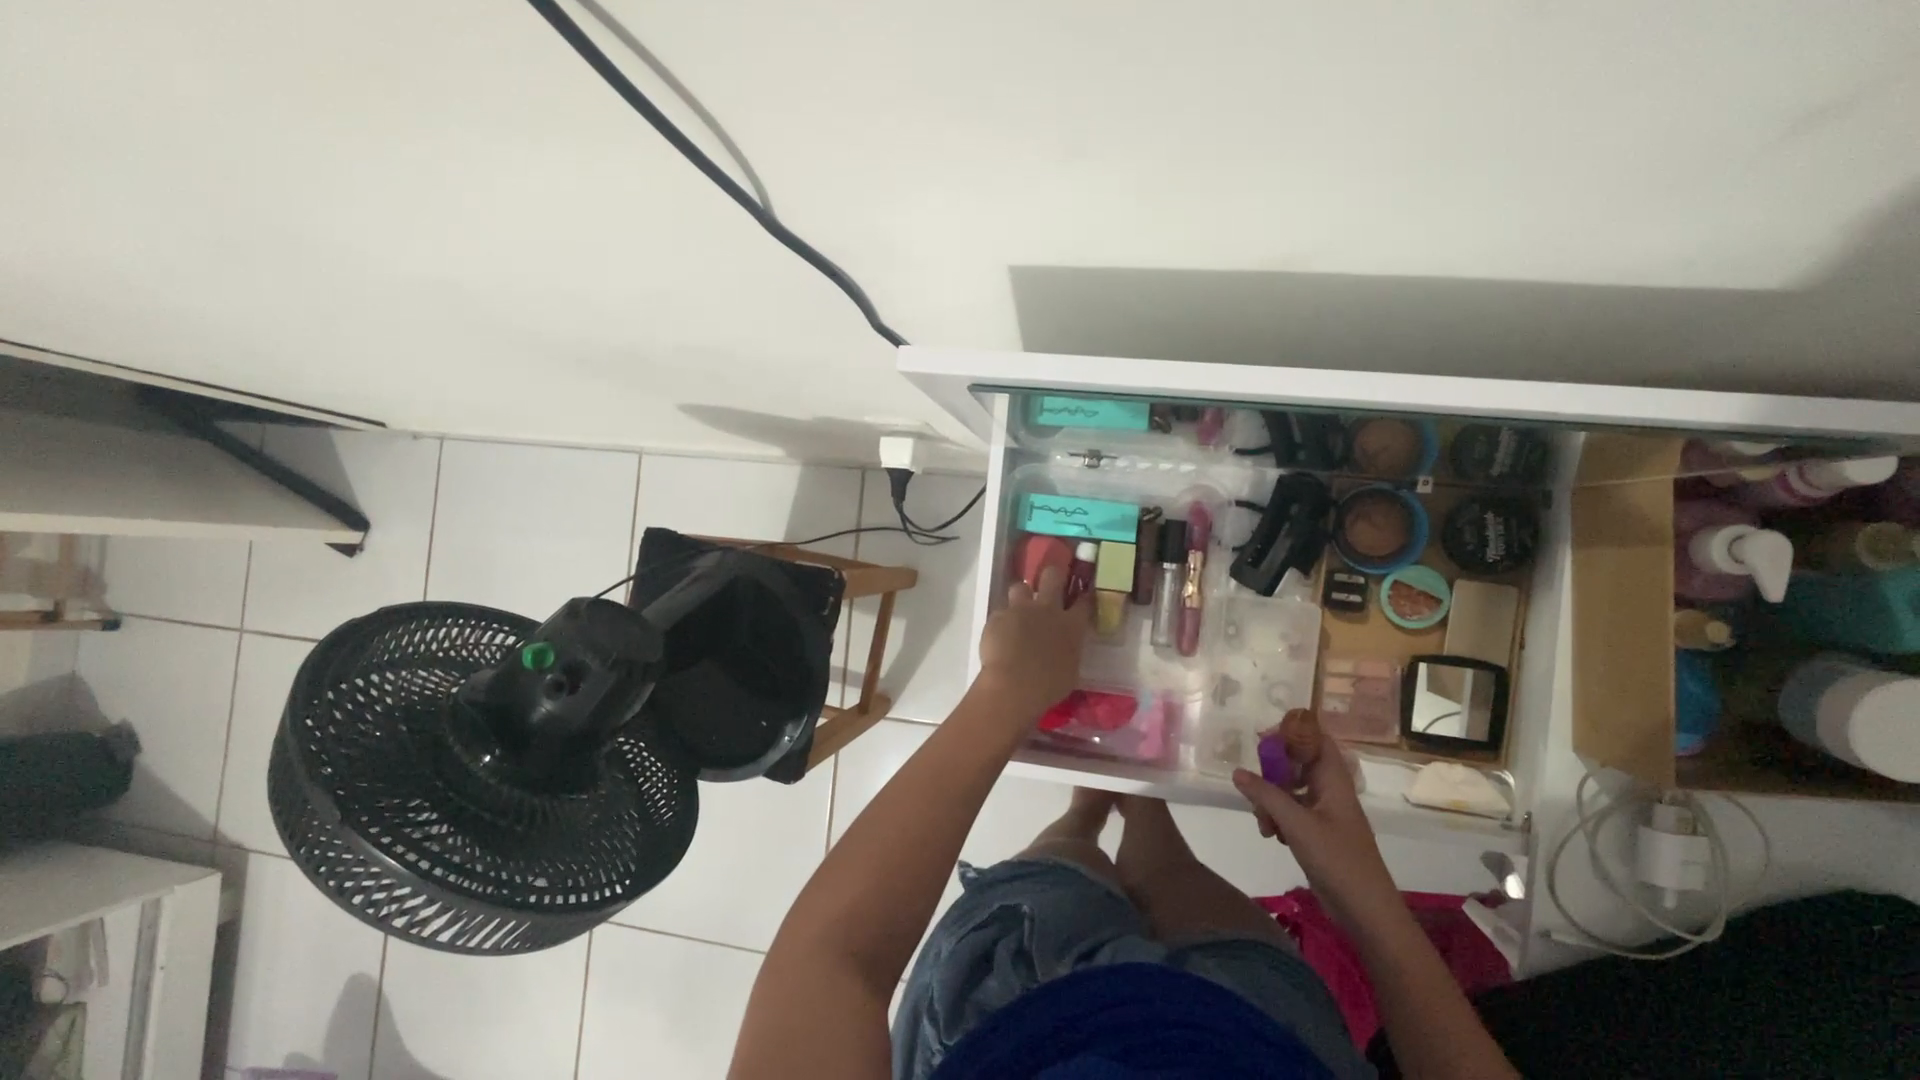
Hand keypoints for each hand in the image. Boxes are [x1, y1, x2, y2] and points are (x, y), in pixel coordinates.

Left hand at [975, 566, 1090, 720]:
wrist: (1014, 685)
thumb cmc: (1050, 685)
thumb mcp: (1070, 669)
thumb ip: (1068, 651)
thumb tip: (1064, 648)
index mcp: (1071, 625)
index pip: (1084, 602)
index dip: (1084, 596)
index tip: (1083, 596)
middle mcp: (1047, 609)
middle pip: (1053, 575)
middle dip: (1053, 575)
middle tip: (1051, 582)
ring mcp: (1020, 610)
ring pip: (1021, 587)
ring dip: (1022, 596)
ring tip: (1019, 611)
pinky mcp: (997, 616)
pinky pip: (1000, 612)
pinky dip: (1002, 622)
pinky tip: (999, 636)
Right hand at [1233, 709, 1401, 933]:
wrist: (1366, 910)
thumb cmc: (1337, 860)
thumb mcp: (1297, 824)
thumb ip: (1266, 795)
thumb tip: (1237, 772)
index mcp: (1334, 781)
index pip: (1317, 740)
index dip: (1292, 733)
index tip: (1262, 739)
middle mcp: (1331, 792)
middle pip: (1298, 766)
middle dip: (1272, 774)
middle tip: (1253, 787)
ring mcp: (1326, 814)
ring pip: (1292, 792)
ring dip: (1271, 801)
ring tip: (1263, 824)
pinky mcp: (1320, 834)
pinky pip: (1293, 814)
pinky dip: (1279, 819)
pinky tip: (1272, 836)